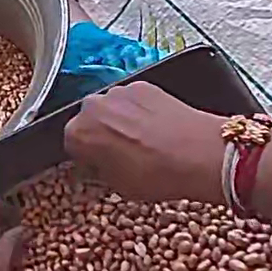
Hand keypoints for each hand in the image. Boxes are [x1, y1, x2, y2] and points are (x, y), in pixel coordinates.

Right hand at [63, 82, 227, 203]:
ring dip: (120, 121)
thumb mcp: (119, 186)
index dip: (87, 156)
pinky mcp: (144, 84)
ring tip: (143, 142)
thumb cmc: (157, 175)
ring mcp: (119, 91)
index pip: (72, 143)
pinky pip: (132, 99)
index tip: (99, 165)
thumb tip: (100, 165)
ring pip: (111, 108)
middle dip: (101, 134)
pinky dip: (139, 111)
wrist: (199, 154)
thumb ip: (100, 171)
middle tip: (122, 154)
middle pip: (90, 120)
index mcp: (78, 132)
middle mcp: (93, 106)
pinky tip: (156, 129)